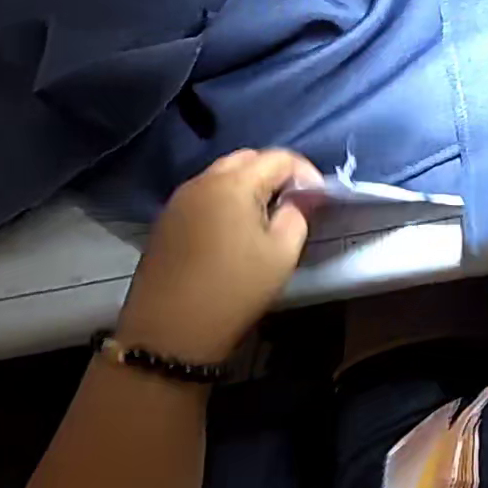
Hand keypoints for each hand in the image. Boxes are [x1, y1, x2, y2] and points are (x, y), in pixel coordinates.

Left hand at [114, 149, 321, 363]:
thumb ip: (298, 214)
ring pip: (224, 175)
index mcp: (234, 184)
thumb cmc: (236, 288)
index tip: (319, 198)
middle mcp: (203, 181)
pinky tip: (238, 230)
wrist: (172, 329)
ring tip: (269, 216)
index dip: (307, 172)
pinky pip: (206, 194)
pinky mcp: (168, 219)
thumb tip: (300, 197)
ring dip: (251, 185)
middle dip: (277, 173)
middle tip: (296, 203)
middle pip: (248, 159)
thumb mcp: (283, 253)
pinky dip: (229, 200)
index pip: (279, 157)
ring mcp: (180, 199)